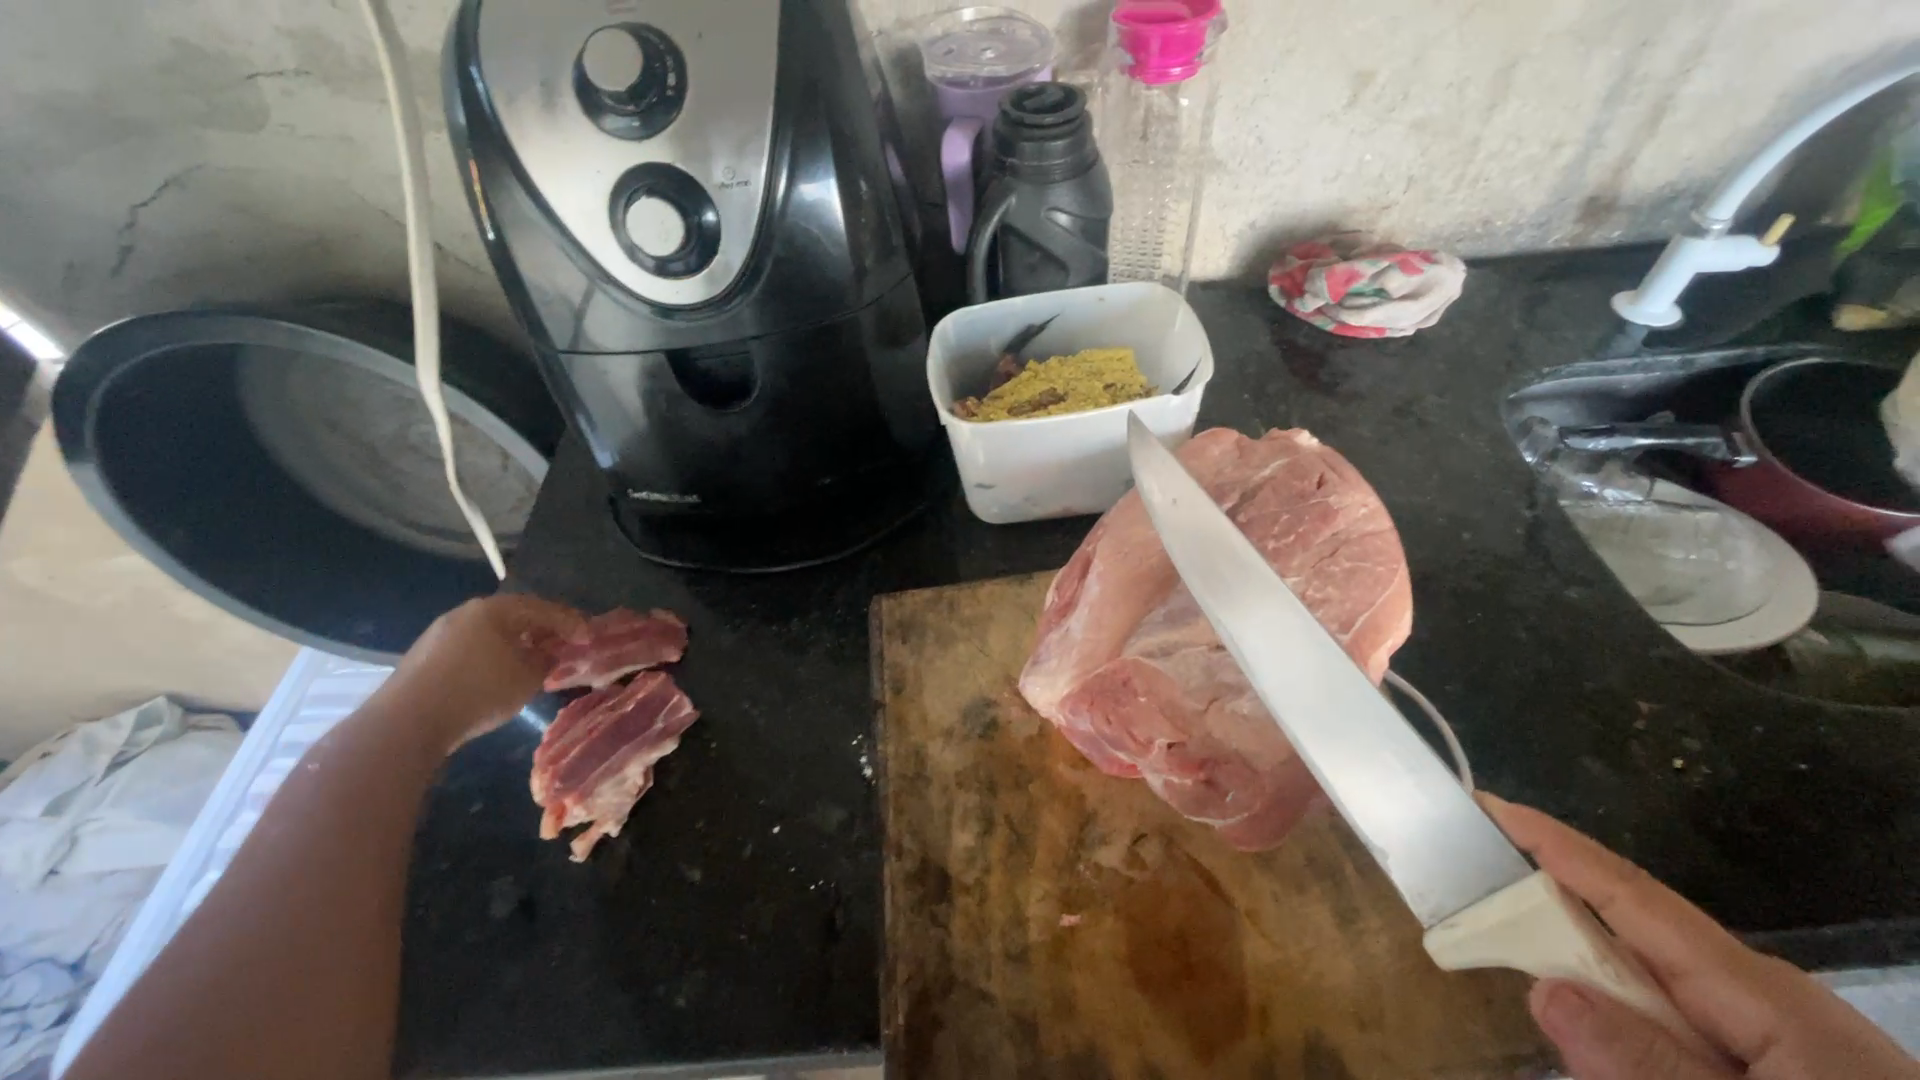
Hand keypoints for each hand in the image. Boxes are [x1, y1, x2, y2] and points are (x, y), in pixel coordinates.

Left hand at [383, 593, 586, 747]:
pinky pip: (470, 648)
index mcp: (493, 610)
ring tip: (532, 662)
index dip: (570, 622)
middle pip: (514, 616)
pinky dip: (492, 656)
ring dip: (515, 644)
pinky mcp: (424, 656)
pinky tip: (498, 675)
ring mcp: (440, 633)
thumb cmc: (478, 691)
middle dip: (541, 630)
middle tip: (562, 645)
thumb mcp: (527, 677)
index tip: (588, 637)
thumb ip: (546, 660)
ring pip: (490, 633)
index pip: (542, 608)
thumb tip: (548, 652)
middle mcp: (465, 613)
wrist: (407, 721)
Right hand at [1479, 794, 1918, 1079]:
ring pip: (1645, 983)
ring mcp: (1767, 1025)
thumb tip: (1541, 988)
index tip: (1485, 803)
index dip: (1553, 844)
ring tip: (1541, 995)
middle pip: (1628, 935)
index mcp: (1759, 989)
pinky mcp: (1767, 1055)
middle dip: (1549, 920)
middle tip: (1473, 919)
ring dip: (1585, 984)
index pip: (1631, 893)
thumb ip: (1650, 1064)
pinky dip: (1624, 1022)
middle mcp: (1757, 991)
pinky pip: (1670, 1020)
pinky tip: (1606, 1045)